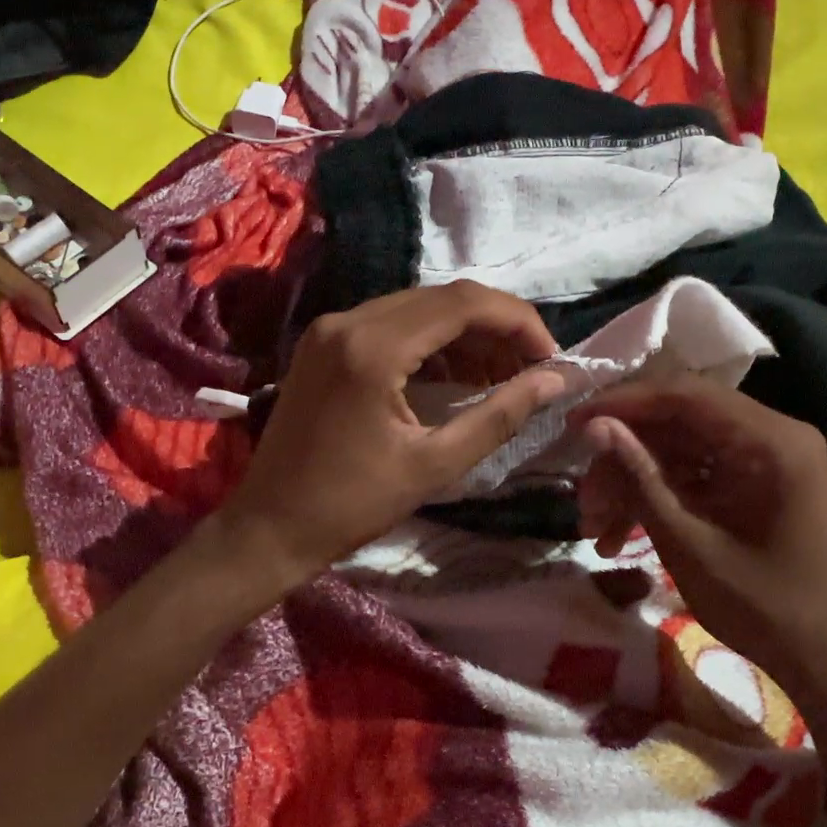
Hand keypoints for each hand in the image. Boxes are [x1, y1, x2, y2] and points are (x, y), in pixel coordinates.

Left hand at [218, 282, 565, 585]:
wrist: (271, 527)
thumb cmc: (352, 505)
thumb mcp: (434, 464)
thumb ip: (498, 416)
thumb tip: (555, 381)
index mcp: (372, 347)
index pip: (464, 303)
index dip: (518, 322)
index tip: (551, 358)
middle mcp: (347, 322)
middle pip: (441, 298)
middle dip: (494, 328)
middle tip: (530, 369)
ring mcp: (328, 330)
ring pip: (415, 309)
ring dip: (462, 336)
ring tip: (498, 378)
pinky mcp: (320, 345)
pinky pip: (387, 325)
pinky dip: (426, 344)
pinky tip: (452, 378)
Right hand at [570, 376, 826, 690]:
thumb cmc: (764, 607)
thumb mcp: (689, 545)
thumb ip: (640, 480)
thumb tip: (595, 427)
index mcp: (770, 441)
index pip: (684, 395)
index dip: (622, 404)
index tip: (570, 426)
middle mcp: (772, 437)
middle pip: (677, 423)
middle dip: (621, 459)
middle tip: (582, 504)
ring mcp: (765, 463)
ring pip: (679, 452)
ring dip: (632, 486)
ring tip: (595, 532)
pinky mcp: (755, 488)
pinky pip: (695, 477)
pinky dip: (656, 501)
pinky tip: (620, 539)